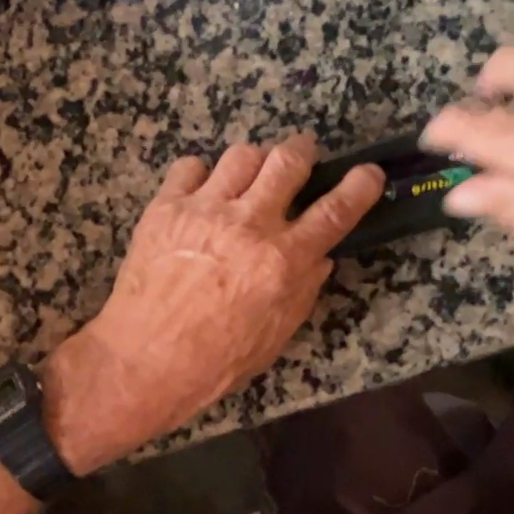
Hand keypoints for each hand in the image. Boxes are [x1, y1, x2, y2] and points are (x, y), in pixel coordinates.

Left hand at [45, 135, 384, 470]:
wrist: (144, 361)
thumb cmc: (215, 362)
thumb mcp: (274, 336)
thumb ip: (302, 292)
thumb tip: (318, 258)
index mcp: (284, 261)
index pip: (336, 210)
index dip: (360, 186)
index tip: (368, 173)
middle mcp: (249, 224)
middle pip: (288, 160)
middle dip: (302, 151)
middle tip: (301, 157)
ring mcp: (205, 210)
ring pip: (241, 154)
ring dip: (252, 162)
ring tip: (247, 179)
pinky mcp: (165, 208)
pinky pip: (189, 167)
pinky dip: (201, 175)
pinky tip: (200, 194)